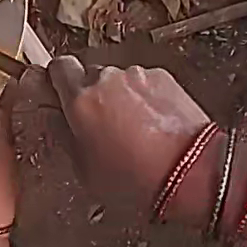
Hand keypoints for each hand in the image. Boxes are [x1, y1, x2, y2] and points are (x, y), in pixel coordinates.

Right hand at [47, 57, 212, 212]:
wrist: (193, 172)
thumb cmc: (137, 178)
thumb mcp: (85, 168)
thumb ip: (64, 133)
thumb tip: (53, 115)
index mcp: (80, 99)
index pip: (57, 68)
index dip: (57, 81)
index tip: (58, 95)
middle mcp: (106, 78)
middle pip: (88, 75)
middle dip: (90, 95)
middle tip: (99, 125)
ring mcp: (137, 75)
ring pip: (117, 80)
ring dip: (119, 97)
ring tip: (133, 131)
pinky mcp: (163, 76)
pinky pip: (142, 83)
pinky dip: (143, 98)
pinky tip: (153, 125)